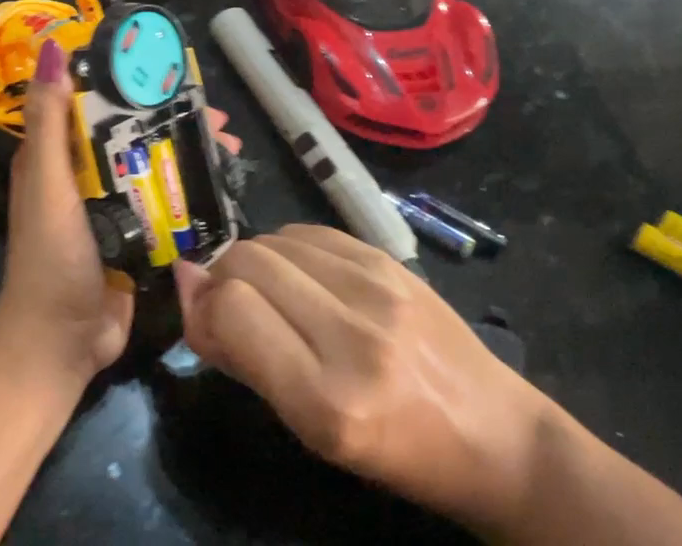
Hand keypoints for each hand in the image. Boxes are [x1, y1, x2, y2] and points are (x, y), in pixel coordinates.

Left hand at [0, 40, 243, 382]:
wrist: (63, 343)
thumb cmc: (51, 259)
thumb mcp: (46, 184)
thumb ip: (48, 123)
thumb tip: (51, 49)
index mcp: (52, 158)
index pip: (89, 102)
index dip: (127, 82)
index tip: (169, 72)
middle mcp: (80, 176)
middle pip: (128, 132)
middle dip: (169, 117)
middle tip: (217, 115)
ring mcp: (110, 208)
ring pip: (151, 163)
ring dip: (186, 149)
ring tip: (230, 143)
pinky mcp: (135, 237)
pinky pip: (164, 201)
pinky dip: (190, 187)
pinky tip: (224, 182)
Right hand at [176, 224, 557, 529]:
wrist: (496, 437)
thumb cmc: (392, 450)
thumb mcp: (306, 428)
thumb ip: (237, 355)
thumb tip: (185, 282)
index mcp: (327, 400)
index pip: (231, 308)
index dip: (204, 308)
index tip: (206, 322)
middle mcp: (355, 337)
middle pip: (246, 262)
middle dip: (223, 279)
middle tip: (235, 308)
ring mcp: (379, 291)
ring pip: (272, 240)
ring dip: (254, 263)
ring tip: (273, 295)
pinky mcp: (393, 263)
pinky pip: (307, 232)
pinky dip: (287, 249)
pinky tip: (302, 278)